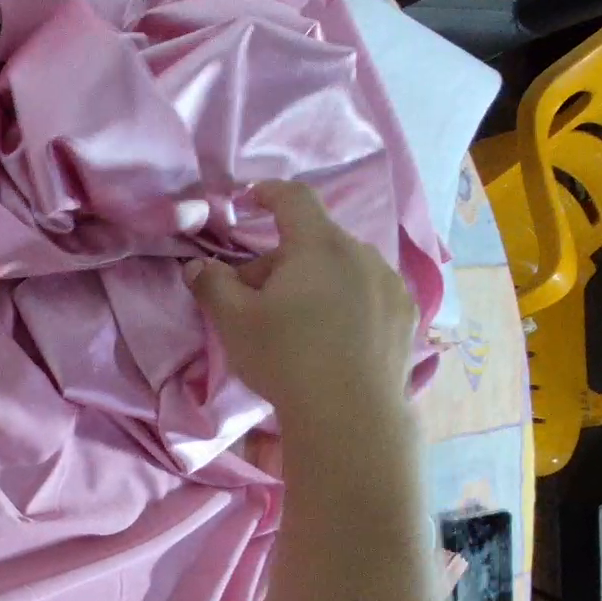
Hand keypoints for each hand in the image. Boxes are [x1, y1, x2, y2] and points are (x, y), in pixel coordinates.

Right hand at [183, 181, 417, 437]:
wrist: (347, 407)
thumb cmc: (283, 355)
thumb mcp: (232, 321)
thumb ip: (212, 285)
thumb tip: (197, 266)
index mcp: (317, 247)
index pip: (293, 200)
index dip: (266, 193)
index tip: (246, 198)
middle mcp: (360, 253)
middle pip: (309, 243)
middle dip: (275, 263)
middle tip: (247, 300)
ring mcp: (389, 281)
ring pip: (337, 269)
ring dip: (307, 284)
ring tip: (287, 324)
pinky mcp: (404, 311)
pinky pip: (362, 293)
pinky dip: (337, 303)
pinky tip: (323, 338)